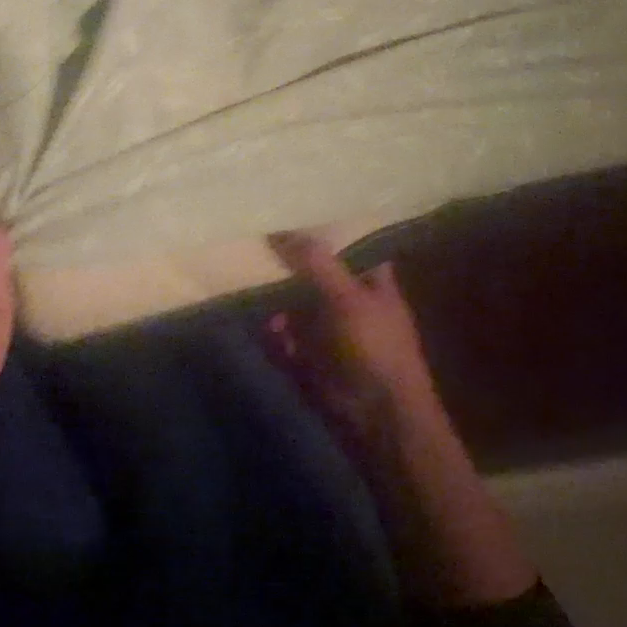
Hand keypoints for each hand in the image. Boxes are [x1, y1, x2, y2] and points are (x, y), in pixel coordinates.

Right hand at [262, 234, 439, 446]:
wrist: (377, 416)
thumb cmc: (375, 348)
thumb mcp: (347, 297)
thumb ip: (316, 262)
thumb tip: (281, 228)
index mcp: (372, 282)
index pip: (350, 245)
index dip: (326, 228)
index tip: (292, 209)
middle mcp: (349, 300)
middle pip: (313, 272)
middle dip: (286, 261)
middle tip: (254, 238)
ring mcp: (327, 328)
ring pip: (292, 301)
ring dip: (273, 297)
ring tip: (249, 284)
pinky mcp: (307, 353)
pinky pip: (282, 333)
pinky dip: (272, 331)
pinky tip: (266, 328)